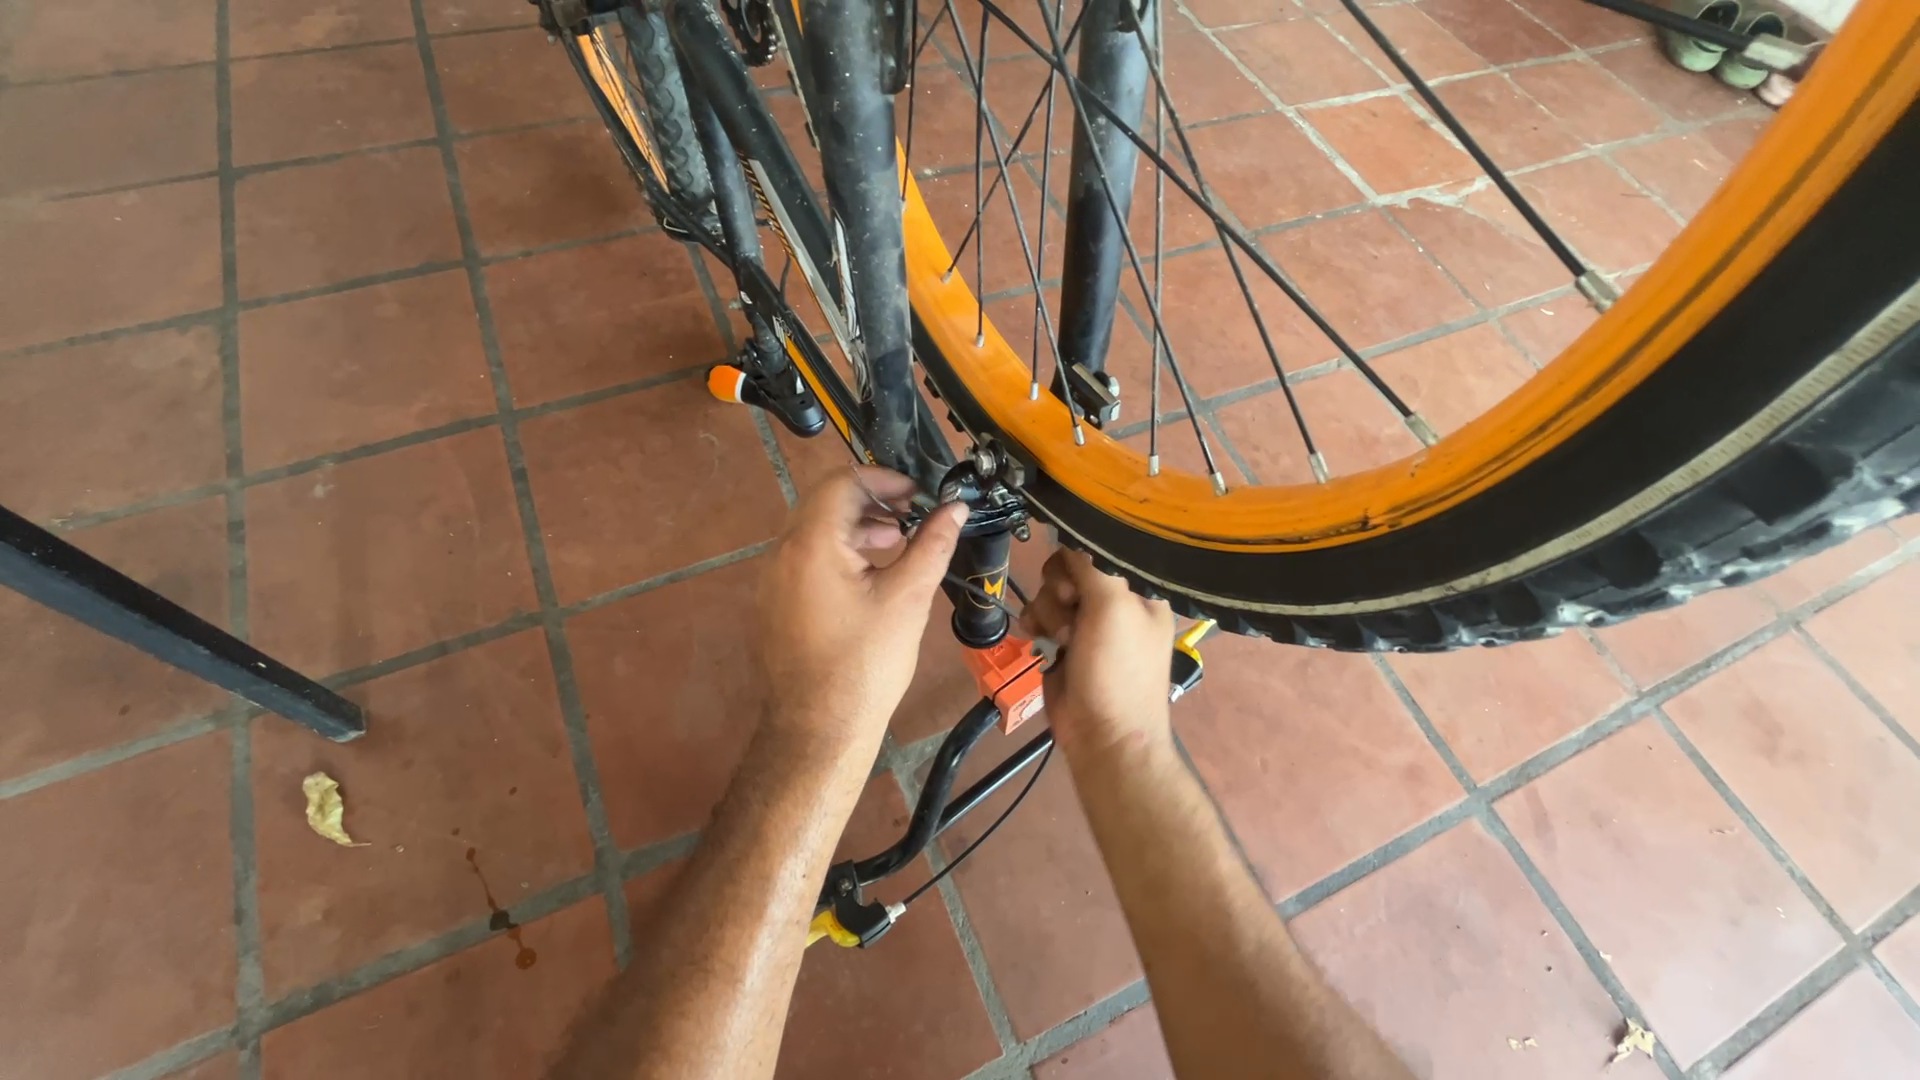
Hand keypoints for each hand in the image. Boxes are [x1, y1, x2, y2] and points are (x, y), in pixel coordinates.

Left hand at [754, 467, 967, 760]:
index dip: (884, 479)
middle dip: (871, 502)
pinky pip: (804, 561)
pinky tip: (867, 579)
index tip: (917, 496)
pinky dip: (836, 554)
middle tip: (910, 518)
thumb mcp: (908, 598)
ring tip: (895, 545)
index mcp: (811, 544)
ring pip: (813, 532)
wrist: (819, 731)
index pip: (842, 482)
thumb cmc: (866, 664)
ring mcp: (770, 582)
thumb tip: (956, 508)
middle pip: (824, 503)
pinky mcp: (772, 606)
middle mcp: (781, 555)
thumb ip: (932, 544)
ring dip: (855, 528)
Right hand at [1019, 548, 1175, 759]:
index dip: (1082, 554)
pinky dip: (1036, 622)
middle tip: (1070, 606)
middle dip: (1062, 586)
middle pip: (1071, 564)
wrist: (1103, 736)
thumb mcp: (1111, 607)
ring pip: (1052, 588)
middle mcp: (1117, 600)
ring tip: (1059, 636)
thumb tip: (1071, 536)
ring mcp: (1089, 621)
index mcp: (1141, 588)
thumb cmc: (1117, 670)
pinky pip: (1041, 612)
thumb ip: (1091, 565)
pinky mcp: (1064, 640)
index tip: (1076, 572)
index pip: (1104, 546)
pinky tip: (1038, 637)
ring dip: (1048, 609)